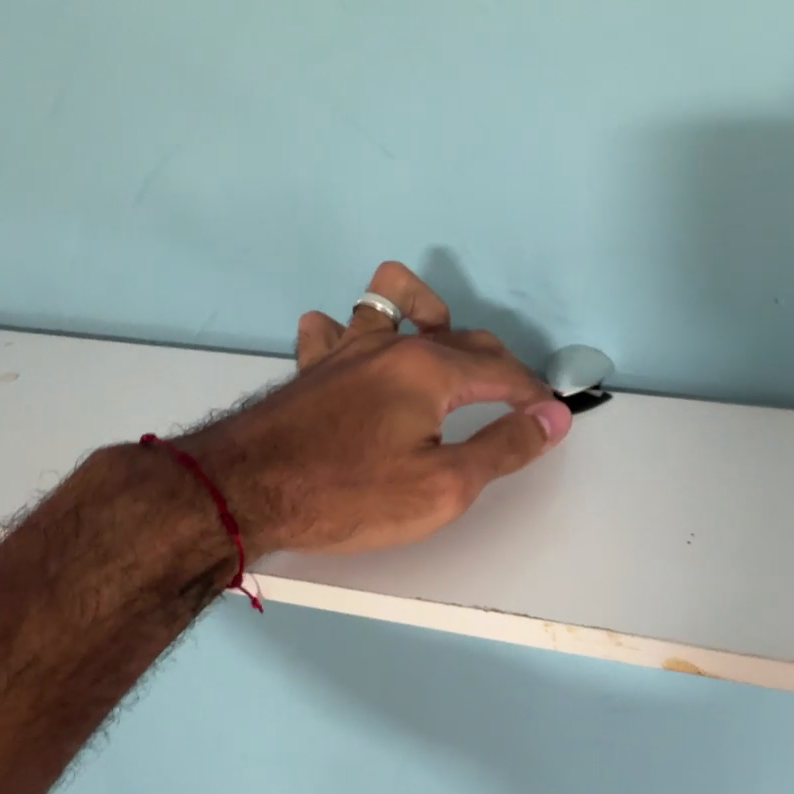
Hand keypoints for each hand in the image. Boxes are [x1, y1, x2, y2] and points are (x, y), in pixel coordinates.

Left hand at [177, 262, 572, 555]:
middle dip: (501, 367)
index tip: (552, 421)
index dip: (535, 398)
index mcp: (430, 368)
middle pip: (464, 337)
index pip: (505, 373)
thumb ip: (504, 447)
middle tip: (517, 406)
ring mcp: (346, 349)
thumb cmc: (348, 496)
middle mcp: (391, 344)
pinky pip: (335, 325)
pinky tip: (361, 357)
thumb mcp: (444, 486)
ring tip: (439, 347)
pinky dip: (356, 330)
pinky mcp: (312, 366)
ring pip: (391, 298)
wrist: (239, 495)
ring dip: (426, 313)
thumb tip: (553, 419)